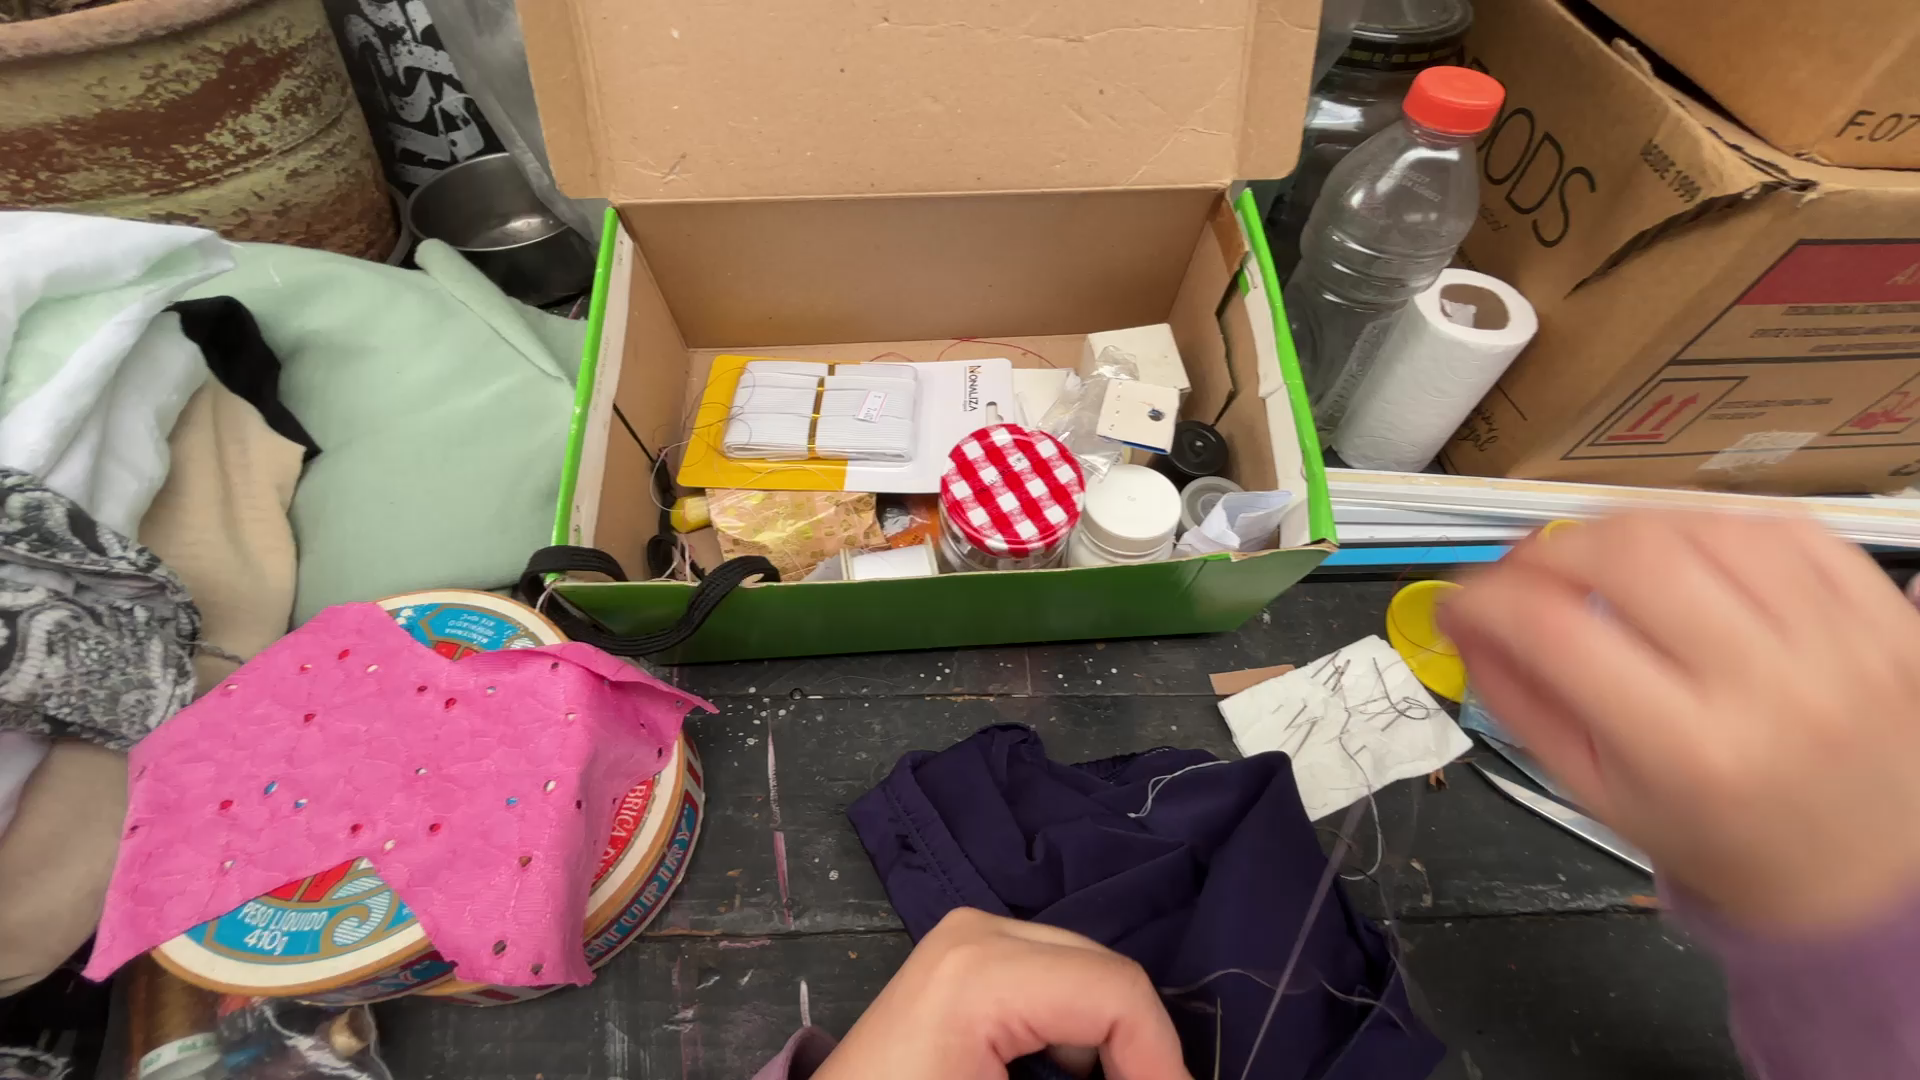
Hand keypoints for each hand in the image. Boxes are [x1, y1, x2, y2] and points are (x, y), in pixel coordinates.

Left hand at [812, 908, 1189, 1079]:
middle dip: (1138, 1051)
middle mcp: (980, 930)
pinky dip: (1074, 1030)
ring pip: (1083, 972)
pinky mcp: (967, 954)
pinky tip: (1061, 1076)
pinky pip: (1050, 978)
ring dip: (1107, 1042)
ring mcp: (970, 934)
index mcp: (982, 970)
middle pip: (1104, 972)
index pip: (1116, 989)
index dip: (1164, 1061)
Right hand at [1438, 510, 1919, 934]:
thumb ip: (1513, 697)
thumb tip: (1461, 621)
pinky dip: (1700, 524)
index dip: (1482, 598)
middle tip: (1522, 571)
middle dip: (1546, 549)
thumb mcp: (1587, 784)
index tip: (1459, 602)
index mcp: (1686, 748)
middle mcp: (1773, 688)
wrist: (1864, 870)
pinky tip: (1672, 555)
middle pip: (1628, 556)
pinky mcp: (1884, 617)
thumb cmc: (1712, 830)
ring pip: (1698, 527)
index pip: (1551, 628)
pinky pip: (1776, 527)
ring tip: (1592, 561)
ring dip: (1616, 530)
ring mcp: (1843, 645)